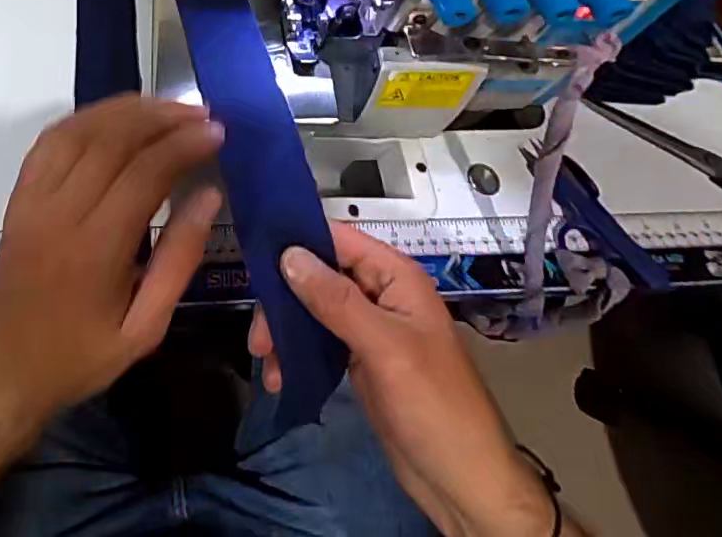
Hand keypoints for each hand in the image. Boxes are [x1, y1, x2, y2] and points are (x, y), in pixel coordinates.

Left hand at [0, 94, 223, 425]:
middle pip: (112, 142)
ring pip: (80, 131)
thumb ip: (180, 258)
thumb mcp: (146, 326)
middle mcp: (59, 213)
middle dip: (161, 118)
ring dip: (126, 109)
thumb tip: (209, 195)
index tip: (215, 132)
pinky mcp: (19, 194)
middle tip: (198, 112)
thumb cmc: (83, 353)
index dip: (183, 145)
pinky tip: (116, 114)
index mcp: (94, 251)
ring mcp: (32, 199)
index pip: (144, 174)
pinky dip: (87, 117)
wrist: (9, 367)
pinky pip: (52, 139)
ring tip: (166, 105)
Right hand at [249, 224, 561, 536]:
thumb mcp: (384, 347)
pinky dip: (296, 351)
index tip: (257, 256)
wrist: (464, 481)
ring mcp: (369, 325)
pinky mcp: (359, 356)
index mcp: (395, 276)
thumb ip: (336, 300)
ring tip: (265, 360)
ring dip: (285, 329)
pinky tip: (279, 375)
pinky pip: (318, 338)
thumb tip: (289, 255)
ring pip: (313, 306)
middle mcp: (380, 292)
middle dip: (284, 296)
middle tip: (258, 332)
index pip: (339, 239)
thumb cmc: (435, 405)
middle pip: (319, 273)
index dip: (299, 240)